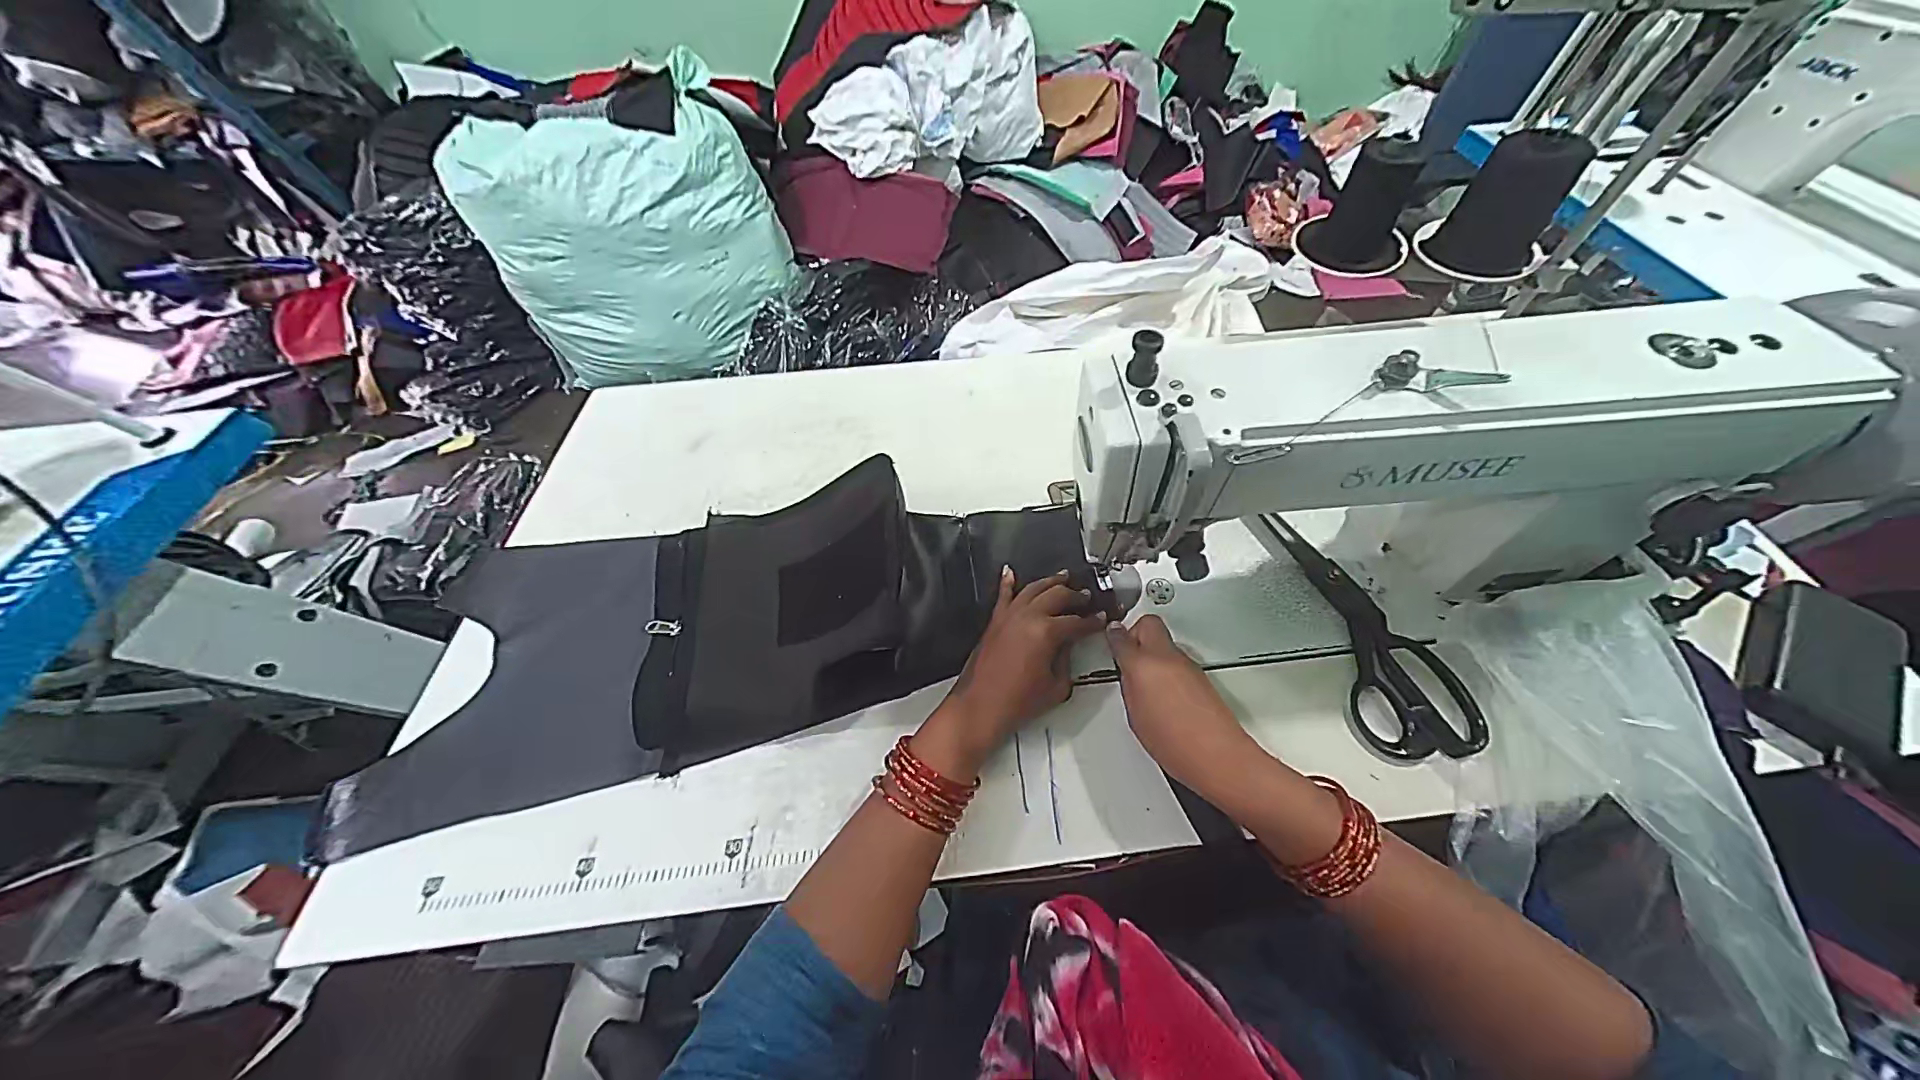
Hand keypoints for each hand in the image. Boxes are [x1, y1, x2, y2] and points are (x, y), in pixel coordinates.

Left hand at [921, 569, 1106, 773]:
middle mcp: (1026, 618)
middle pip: (1058, 595)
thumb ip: (1067, 660)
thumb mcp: (1056, 686)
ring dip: (1050, 582)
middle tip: (1086, 598)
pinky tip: (1010, 572)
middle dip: (1076, 596)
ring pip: (1033, 588)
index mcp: (1046, 632)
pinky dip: (1007, 582)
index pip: (1077, 621)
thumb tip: (1068, 647)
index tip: (1099, 619)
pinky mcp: (994, 622)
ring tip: (1063, 578)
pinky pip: (1003, 595)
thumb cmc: (1013, 701)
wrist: (980, 707)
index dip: (1093, 621)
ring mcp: (1008, 617)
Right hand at [1105, 615, 1268, 802]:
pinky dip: (1168, 667)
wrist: (1217, 755)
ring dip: (1154, 653)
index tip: (1112, 637)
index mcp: (1143, 665)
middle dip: (1136, 632)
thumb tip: (1128, 676)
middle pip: (1149, 624)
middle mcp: (1168, 658)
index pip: (1121, 636)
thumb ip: (1128, 686)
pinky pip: (1179, 659)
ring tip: (1147, 679)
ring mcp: (1188, 665)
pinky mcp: (1202, 676)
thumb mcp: (1135, 715)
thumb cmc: (1178, 743)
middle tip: (1128, 649)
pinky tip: (1165, 692)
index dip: (1114, 636)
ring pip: (1166, 642)